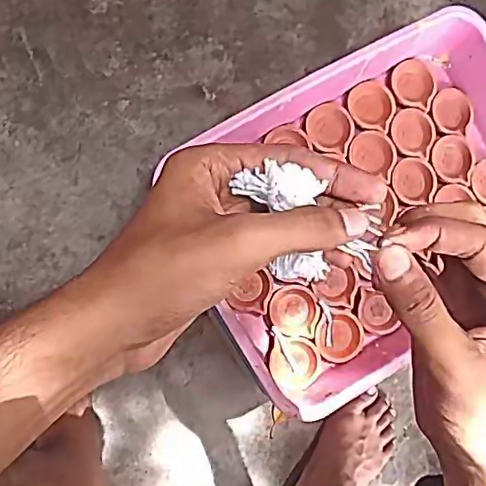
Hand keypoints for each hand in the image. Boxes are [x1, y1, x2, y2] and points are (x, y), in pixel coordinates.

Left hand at [72, 143, 386, 373]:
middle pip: (282, 188)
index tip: (371, 189)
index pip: (283, 160)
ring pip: (274, 219)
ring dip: (312, 230)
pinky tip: (319, 262)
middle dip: (326, 203)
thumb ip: (301, 227)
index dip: (332, 174)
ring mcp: (211, 224)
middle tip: (369, 215)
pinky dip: (292, 252)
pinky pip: (262, 246)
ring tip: (354, 241)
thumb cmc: (160, 276)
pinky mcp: (213, 257)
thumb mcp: (239, 243)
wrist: (115, 326)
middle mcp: (209, 189)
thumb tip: (351, 218)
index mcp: (207, 166)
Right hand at [371, 205, 485, 470]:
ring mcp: (478, 291)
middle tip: (388, 238)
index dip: (439, 232)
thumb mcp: (451, 361)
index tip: (396, 238)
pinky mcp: (450, 301)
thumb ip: (420, 306)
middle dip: (429, 225)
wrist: (474, 451)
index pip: (485, 244)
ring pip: (448, 241)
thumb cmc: (480, 417)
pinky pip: (427, 264)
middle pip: (472, 229)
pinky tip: (386, 260)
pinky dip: (406, 258)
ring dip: (415, 236)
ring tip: (383, 245)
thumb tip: (389, 255)